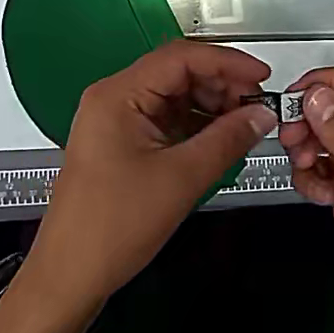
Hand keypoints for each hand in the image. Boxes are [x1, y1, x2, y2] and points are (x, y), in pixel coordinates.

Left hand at [0, 41, 275, 332]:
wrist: (70, 275)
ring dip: (212, 105)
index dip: (228, 62)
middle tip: (257, 105)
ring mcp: (118, 120)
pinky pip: (168, 118)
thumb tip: (261, 115)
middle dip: (222, 84)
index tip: (262, 77)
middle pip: (178, 72)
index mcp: (119, 95)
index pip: (182, 57)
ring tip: (245, 124)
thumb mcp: (182, 178)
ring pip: (175, 95)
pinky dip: (197, 124)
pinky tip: (222, 138)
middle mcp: (114, 98)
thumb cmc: (112, 227)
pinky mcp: (123, 141)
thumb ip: (228, 139)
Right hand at [279, 68, 333, 323]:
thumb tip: (319, 97)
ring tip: (305, 166)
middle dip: (308, 120)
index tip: (293, 97)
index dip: (323, 86)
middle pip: (333, 110)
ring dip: (305, 148)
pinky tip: (318, 192)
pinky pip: (316, 169)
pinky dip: (309, 178)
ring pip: (320, 138)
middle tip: (293, 137)